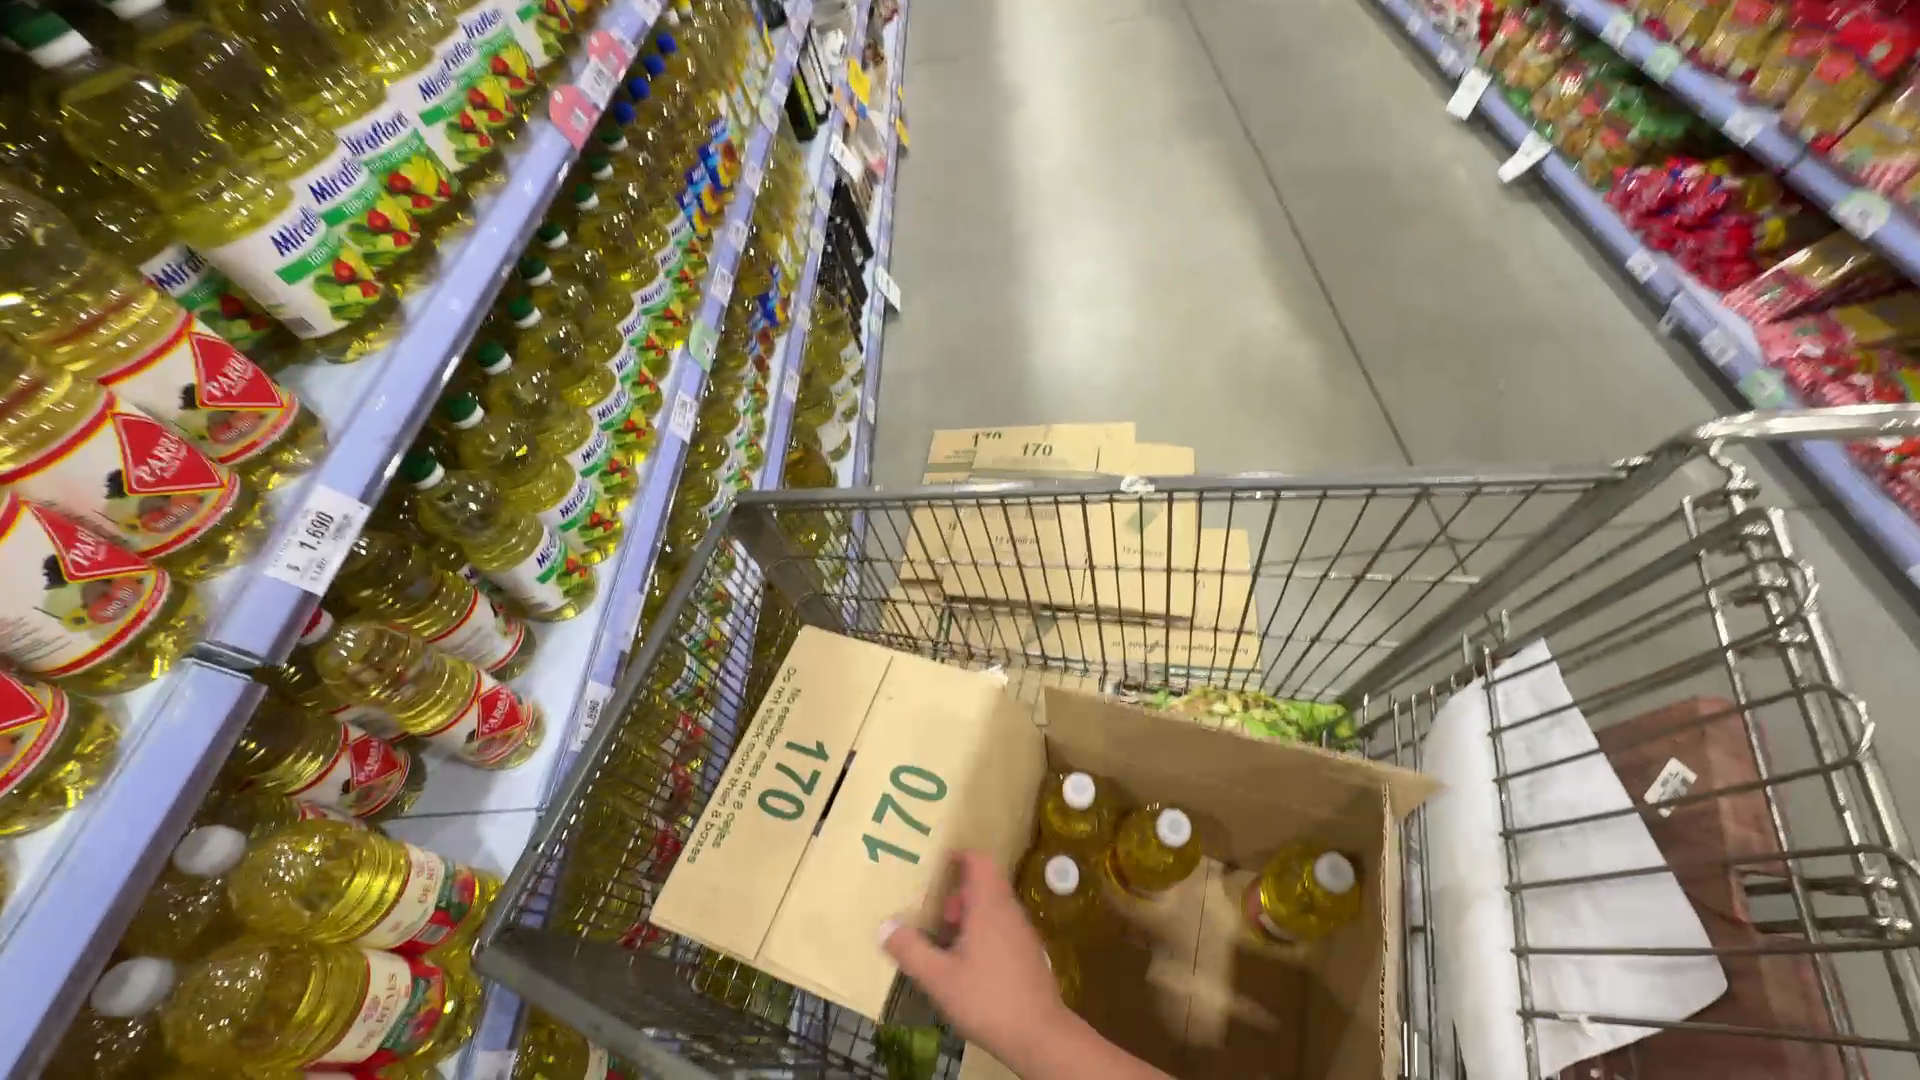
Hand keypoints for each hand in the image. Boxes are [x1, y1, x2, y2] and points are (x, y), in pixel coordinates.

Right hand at [879, 850, 1071, 1064]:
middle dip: (959, 892)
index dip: (960, 856)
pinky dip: (984, 932)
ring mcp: (1023, 932)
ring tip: (948, 942)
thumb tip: (885, 926)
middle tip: (937, 914)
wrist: (1039, 1035)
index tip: (938, 865)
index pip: (980, 861)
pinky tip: (969, 964)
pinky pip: (1003, 926)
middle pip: (986, 883)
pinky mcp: (1029, 953)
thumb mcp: (939, 977)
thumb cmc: (986, 997)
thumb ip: (911, 950)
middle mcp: (1009, 910)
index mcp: (989, 905)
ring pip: (994, 907)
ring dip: (971, 915)